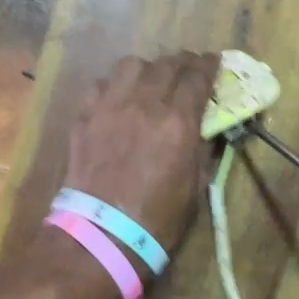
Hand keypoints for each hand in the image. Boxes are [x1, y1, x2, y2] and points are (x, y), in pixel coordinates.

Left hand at [63, 52, 219, 274]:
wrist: (102, 236)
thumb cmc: (157, 220)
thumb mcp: (195, 187)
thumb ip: (201, 149)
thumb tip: (204, 129)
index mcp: (178, 121)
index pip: (197, 77)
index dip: (209, 66)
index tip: (214, 62)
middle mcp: (144, 104)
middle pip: (166, 65)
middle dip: (182, 63)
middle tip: (187, 70)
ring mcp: (109, 107)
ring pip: (130, 66)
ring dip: (146, 69)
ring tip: (150, 81)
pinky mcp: (84, 118)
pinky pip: (100, 86)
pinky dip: (114, 86)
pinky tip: (117, 99)